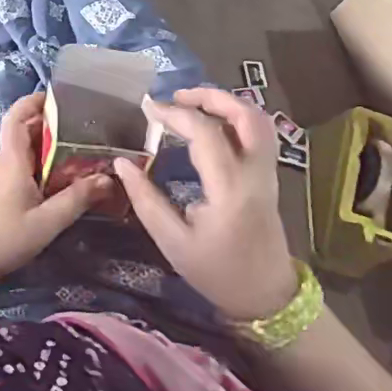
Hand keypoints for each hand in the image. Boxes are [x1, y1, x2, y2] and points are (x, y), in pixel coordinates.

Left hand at [0, 92, 112, 280]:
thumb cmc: (6, 236)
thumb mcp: (47, 221)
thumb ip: (78, 198)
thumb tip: (109, 179)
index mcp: (13, 159)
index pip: (16, 116)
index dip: (33, 101)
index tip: (59, 97)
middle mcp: (8, 161)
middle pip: (27, 129)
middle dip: (53, 122)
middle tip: (86, 124)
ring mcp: (6, 175)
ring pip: (30, 148)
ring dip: (53, 144)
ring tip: (86, 145)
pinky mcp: (8, 189)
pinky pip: (30, 165)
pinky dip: (48, 163)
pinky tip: (70, 173)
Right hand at [114, 88, 298, 320]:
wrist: (265, 294)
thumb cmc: (216, 271)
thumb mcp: (172, 241)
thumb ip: (146, 200)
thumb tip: (122, 163)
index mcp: (230, 190)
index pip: (206, 134)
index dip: (175, 115)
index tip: (148, 110)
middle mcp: (255, 173)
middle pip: (245, 115)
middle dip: (210, 96)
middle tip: (176, 95)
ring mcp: (268, 173)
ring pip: (258, 121)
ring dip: (227, 103)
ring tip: (193, 103)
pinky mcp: (270, 176)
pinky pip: (259, 134)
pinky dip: (236, 117)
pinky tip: (211, 123)